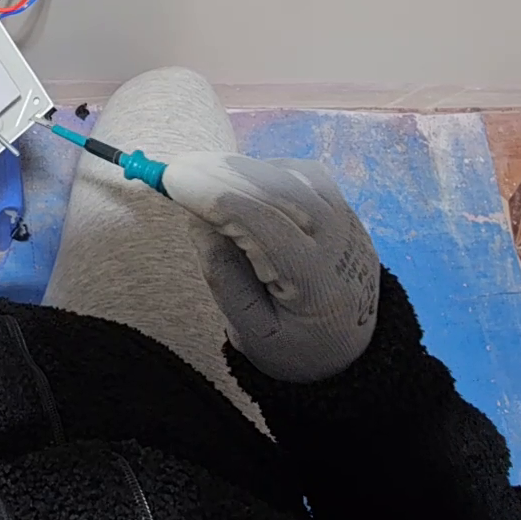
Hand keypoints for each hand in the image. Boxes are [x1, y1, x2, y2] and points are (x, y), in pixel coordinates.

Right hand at [161, 153, 380, 382]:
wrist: (348, 351)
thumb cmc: (293, 344)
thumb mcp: (250, 330)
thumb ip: (222, 275)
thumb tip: (196, 216)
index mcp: (317, 281)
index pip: (261, 222)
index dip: (213, 195)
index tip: (172, 182)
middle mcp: (340, 243)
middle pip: (276, 189)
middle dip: (220, 173)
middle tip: (175, 168)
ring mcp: (347, 222)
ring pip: (289, 175)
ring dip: (241, 168)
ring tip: (198, 172)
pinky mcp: (345, 209)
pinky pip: (302, 174)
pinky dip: (265, 169)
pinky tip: (238, 181)